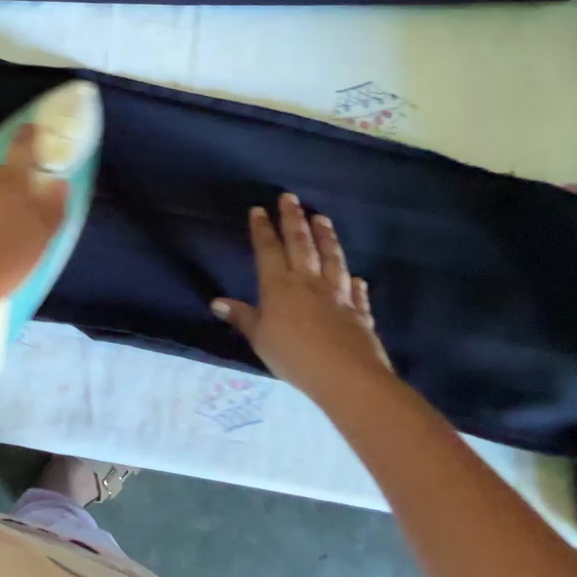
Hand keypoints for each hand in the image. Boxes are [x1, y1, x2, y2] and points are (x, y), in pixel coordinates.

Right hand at [212, 193, 393, 394]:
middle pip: (301, 245)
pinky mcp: (360, 315)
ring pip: (332, 260)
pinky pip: (357, 295)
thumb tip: (216, 302)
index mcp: (279, 286)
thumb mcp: (259, 337)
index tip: (259, 209)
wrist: (348, 378)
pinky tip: (357, 277)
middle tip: (291, 198)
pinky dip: (355, 283)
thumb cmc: (294, 355)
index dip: (262, 230)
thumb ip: (242, 317)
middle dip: (294, 220)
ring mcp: (338, 297)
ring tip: (322, 218)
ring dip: (327, 238)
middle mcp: (309, 283)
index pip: (268, 250)